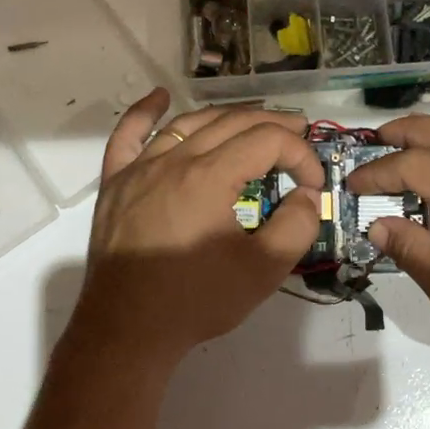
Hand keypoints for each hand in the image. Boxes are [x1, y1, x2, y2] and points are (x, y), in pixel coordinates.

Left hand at [67, 89, 324, 362]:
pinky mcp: (115, 184)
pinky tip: (159, 98)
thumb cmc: (197, 301)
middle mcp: (174, 160)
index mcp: (210, 176)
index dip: (300, 155)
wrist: (128, 330)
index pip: (267, 141)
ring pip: (188, 124)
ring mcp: (139, 169)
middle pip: (231, 122)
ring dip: (227, 117)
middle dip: (273, 125)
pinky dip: (145, 113)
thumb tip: (304, 195)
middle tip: (299, 137)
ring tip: (255, 122)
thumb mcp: (264, 270)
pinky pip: (127, 136)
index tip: (314, 185)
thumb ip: (297, 225)